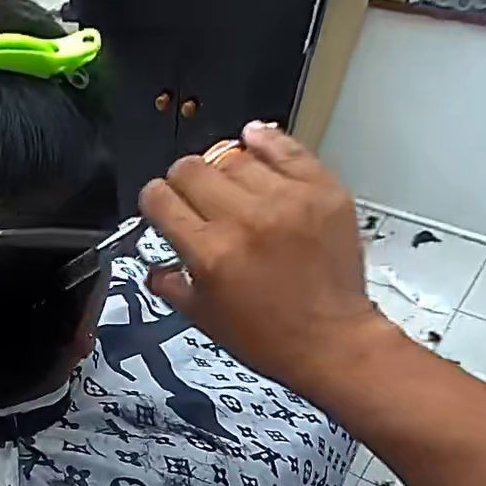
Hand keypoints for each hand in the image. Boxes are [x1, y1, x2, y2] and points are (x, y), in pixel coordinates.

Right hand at [138, 122, 401, 390]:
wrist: (330, 343)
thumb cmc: (271, 340)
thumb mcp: (206, 321)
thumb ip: (173, 286)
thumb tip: (156, 268)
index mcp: (210, 254)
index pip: (160, 199)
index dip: (154, 200)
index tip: (161, 206)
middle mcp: (245, 220)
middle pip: (191, 169)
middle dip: (183, 183)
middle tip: (194, 199)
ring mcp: (286, 201)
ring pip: (233, 156)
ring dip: (225, 171)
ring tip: (232, 190)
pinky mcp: (320, 191)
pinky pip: (284, 147)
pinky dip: (265, 142)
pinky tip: (254, 144)